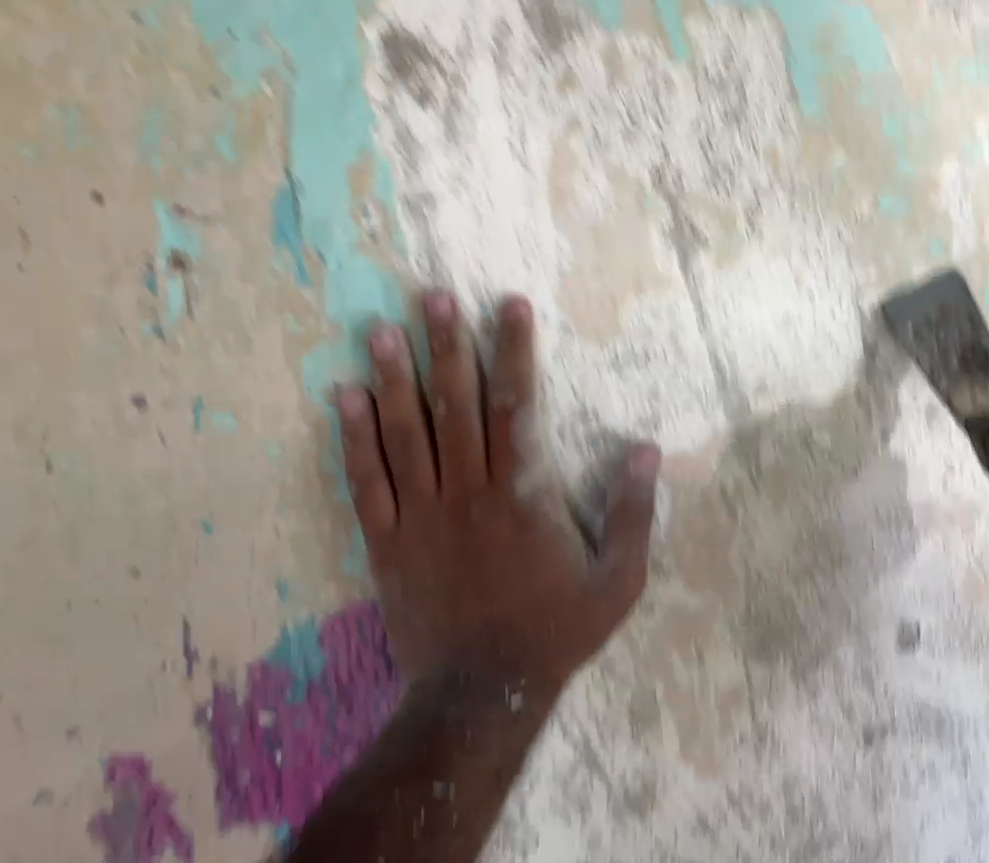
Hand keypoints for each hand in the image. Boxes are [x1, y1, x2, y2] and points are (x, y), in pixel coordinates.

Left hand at [335, 289, 659, 698]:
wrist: (481, 693)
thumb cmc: (557, 629)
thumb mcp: (619, 579)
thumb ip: (632, 512)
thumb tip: (644, 448)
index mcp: (523, 495)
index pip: (518, 407)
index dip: (514, 352)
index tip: (509, 305)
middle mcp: (468, 492)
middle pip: (456, 407)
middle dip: (449, 347)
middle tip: (434, 296)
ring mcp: (422, 515)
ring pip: (406, 434)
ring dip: (395, 378)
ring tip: (382, 328)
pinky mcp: (387, 542)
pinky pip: (367, 482)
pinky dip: (354, 438)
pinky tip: (344, 397)